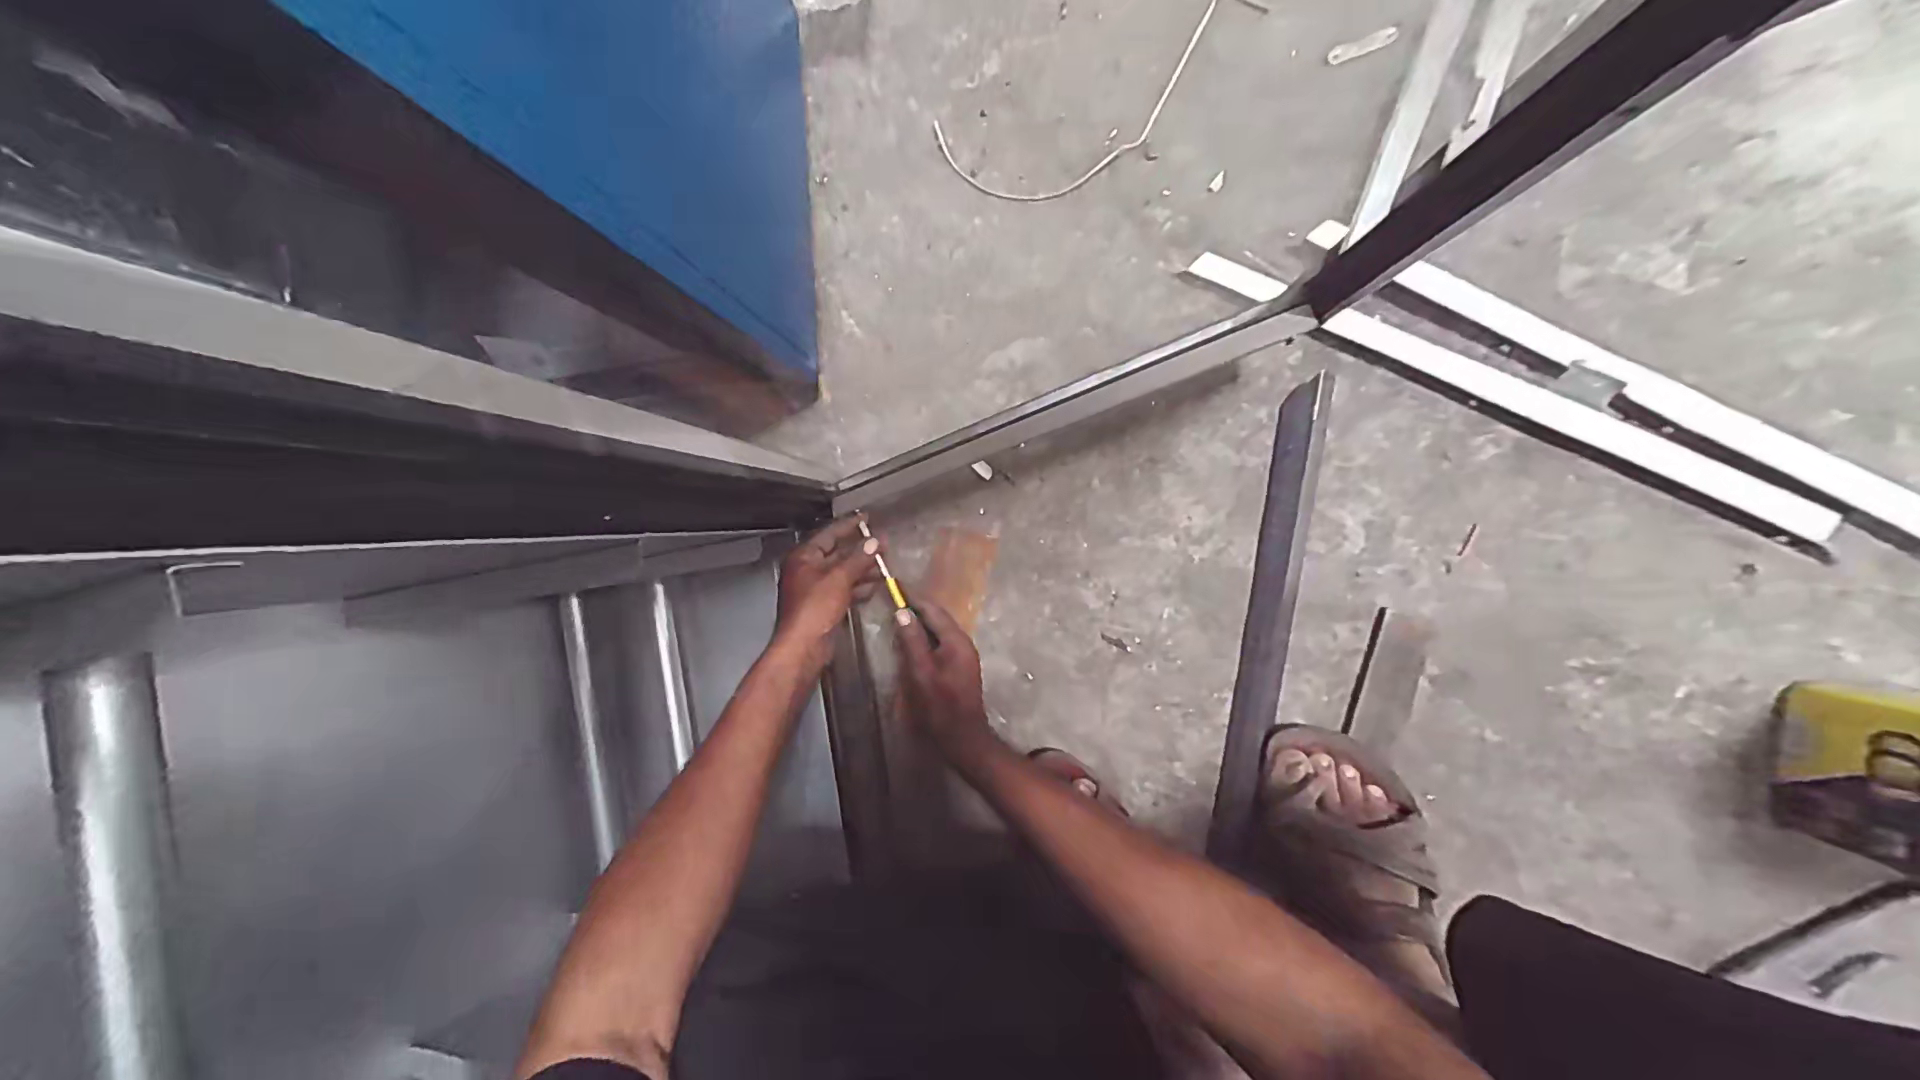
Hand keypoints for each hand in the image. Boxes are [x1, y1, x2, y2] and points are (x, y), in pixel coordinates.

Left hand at [774, 516, 882, 671]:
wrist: (804, 646)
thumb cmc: (815, 608)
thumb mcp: (839, 578)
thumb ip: (858, 558)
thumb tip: (875, 542)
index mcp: (803, 557)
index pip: (828, 534)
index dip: (848, 525)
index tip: (866, 518)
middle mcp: (806, 570)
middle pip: (837, 554)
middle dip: (860, 550)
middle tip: (882, 544)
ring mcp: (814, 589)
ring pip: (842, 573)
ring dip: (862, 569)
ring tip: (884, 565)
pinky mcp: (823, 606)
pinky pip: (843, 590)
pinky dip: (858, 587)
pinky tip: (875, 586)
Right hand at [893, 602, 993, 764]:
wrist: (963, 736)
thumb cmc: (941, 706)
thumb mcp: (921, 672)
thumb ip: (912, 641)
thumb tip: (902, 612)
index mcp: (956, 640)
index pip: (933, 609)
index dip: (913, 596)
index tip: (895, 584)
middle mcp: (963, 642)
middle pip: (938, 616)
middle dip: (917, 604)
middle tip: (894, 595)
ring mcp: (963, 654)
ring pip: (939, 628)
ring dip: (920, 619)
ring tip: (899, 610)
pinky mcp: (958, 665)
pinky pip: (940, 640)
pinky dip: (925, 634)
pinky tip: (912, 636)